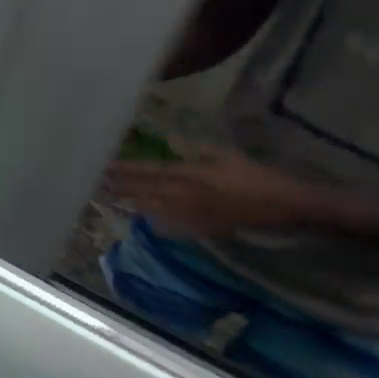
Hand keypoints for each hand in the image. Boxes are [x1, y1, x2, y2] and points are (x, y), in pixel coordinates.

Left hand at [104, 147, 319, 234]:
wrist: (281, 207)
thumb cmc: (258, 177)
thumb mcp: (227, 156)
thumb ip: (198, 153)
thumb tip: (176, 148)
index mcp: (190, 176)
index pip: (149, 173)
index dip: (126, 171)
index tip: (105, 167)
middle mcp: (184, 198)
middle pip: (144, 193)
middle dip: (121, 188)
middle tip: (97, 184)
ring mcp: (190, 217)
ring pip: (152, 210)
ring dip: (131, 203)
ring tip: (110, 198)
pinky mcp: (199, 230)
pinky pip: (169, 225)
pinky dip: (153, 219)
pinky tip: (142, 217)